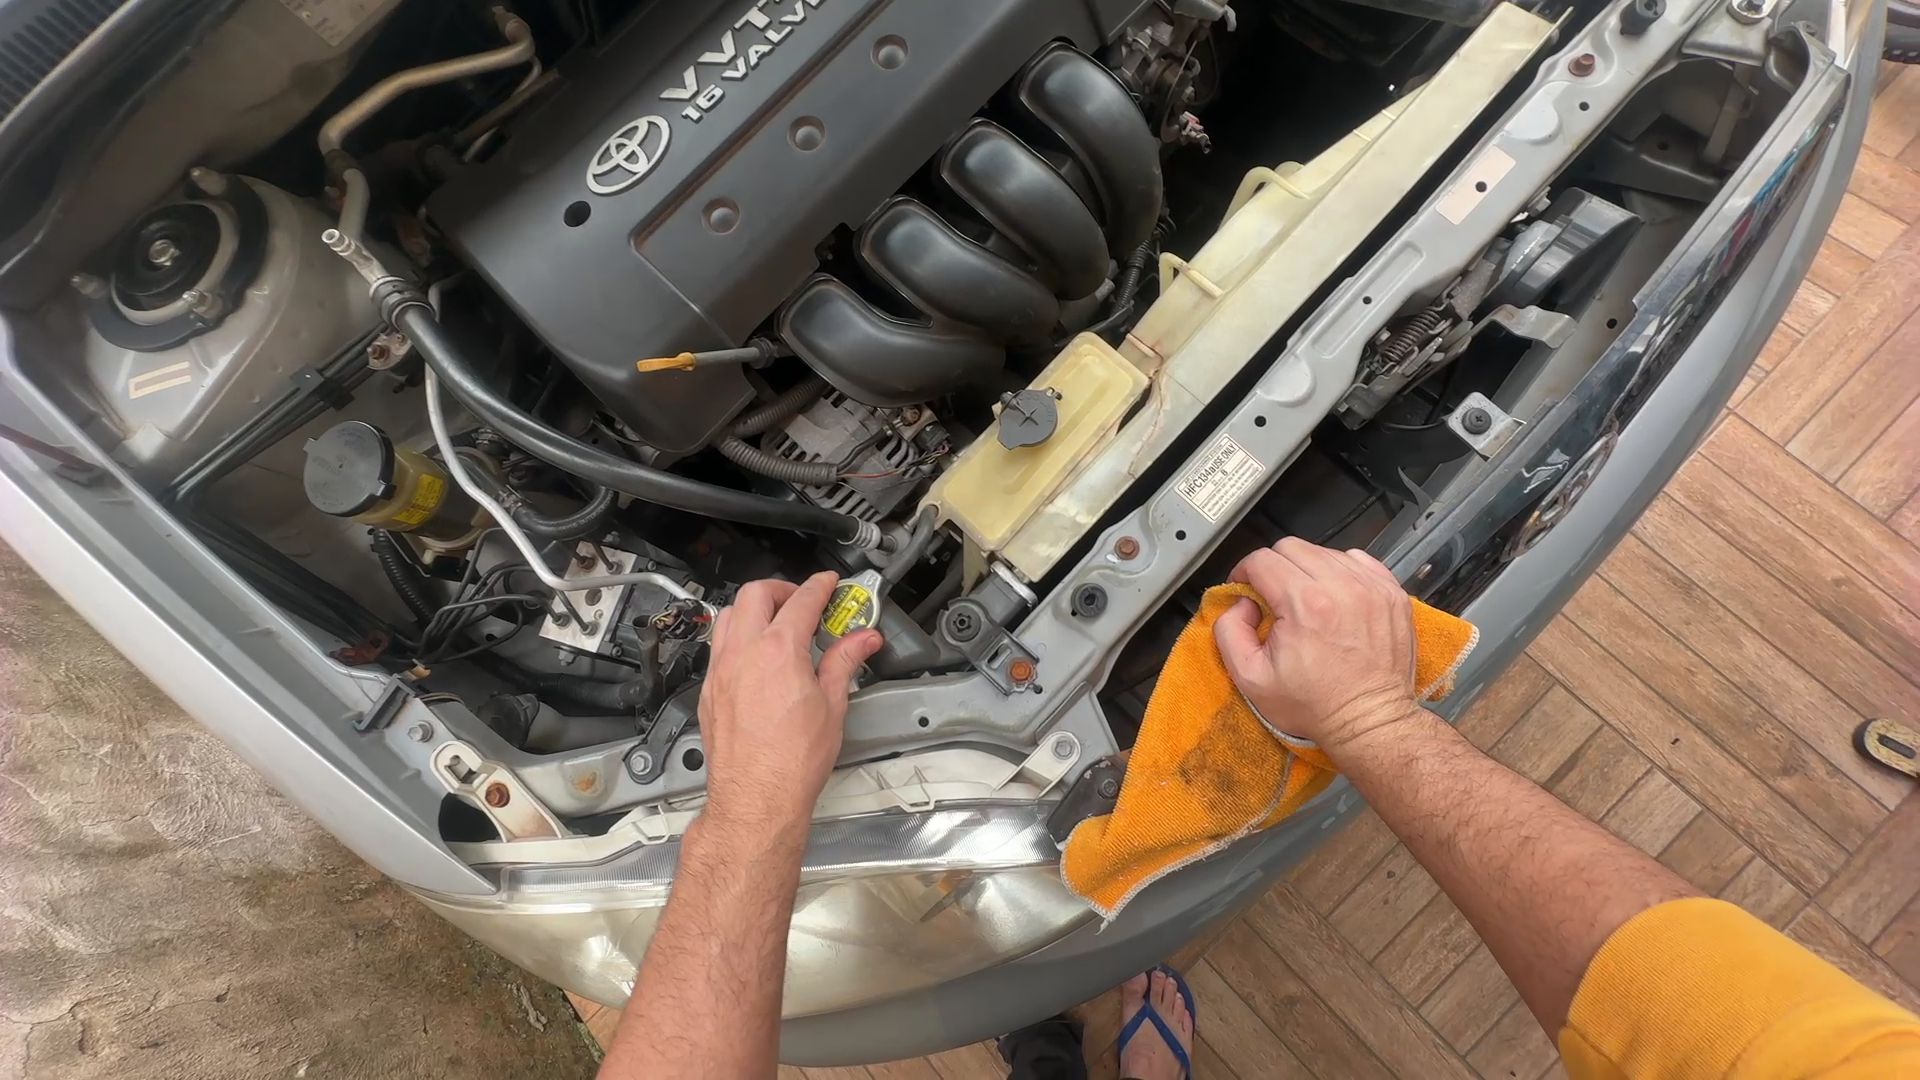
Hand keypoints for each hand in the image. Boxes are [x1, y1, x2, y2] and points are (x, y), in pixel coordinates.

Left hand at [698, 572, 883, 834]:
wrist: (756, 800)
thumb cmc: (792, 762)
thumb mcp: (833, 706)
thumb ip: (845, 662)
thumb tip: (862, 640)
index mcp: (780, 652)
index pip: (801, 601)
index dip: (820, 586)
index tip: (828, 584)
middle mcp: (744, 655)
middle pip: (755, 594)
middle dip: (782, 589)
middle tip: (803, 601)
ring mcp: (721, 672)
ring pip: (729, 616)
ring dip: (754, 609)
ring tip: (777, 622)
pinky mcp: (710, 691)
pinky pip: (719, 646)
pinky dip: (738, 636)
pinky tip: (757, 654)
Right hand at [1214, 538, 1421, 756]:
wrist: (1369, 722)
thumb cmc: (1311, 704)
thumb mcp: (1248, 677)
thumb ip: (1229, 630)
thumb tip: (1242, 603)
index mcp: (1304, 604)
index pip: (1262, 559)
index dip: (1244, 572)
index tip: (1245, 591)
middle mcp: (1342, 588)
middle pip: (1291, 547)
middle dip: (1273, 567)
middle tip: (1271, 595)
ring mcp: (1372, 588)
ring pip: (1323, 551)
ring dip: (1305, 568)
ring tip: (1303, 597)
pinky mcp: (1392, 594)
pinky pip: (1357, 560)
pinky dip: (1338, 570)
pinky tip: (1332, 594)